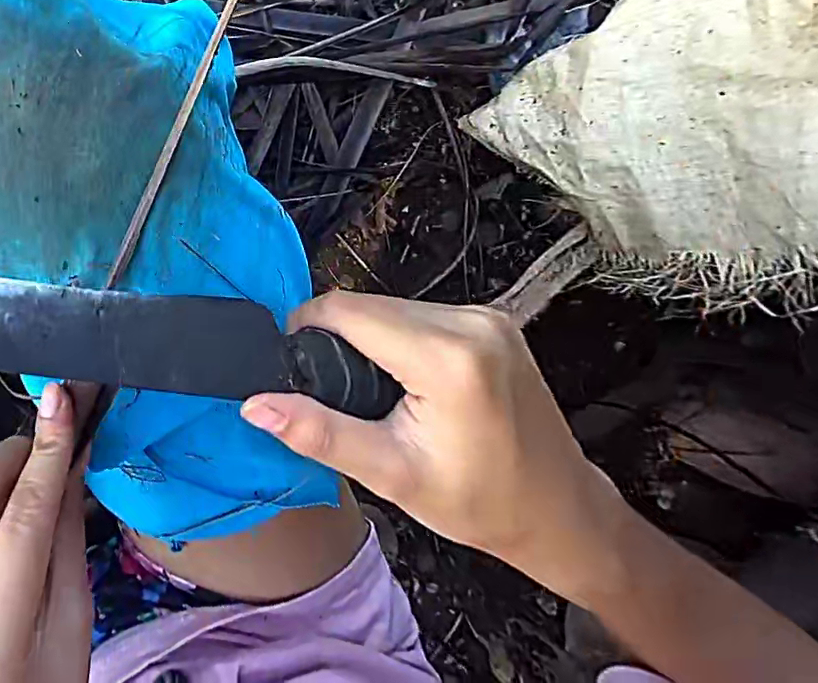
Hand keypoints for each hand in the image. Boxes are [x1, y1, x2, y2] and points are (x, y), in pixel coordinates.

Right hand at [240, 293, 624, 592]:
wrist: (563, 514)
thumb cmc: (480, 503)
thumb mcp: (391, 475)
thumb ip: (320, 433)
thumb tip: (255, 404)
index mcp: (447, 359)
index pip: (347, 311)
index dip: (306, 327)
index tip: (293, 362)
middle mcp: (469, 322)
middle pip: (367, 304)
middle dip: (336, 334)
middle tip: (333, 387)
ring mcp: (485, 316)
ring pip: (390, 304)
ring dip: (365, 333)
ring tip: (368, 386)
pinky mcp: (490, 318)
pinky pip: (417, 311)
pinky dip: (394, 333)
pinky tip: (400, 373)